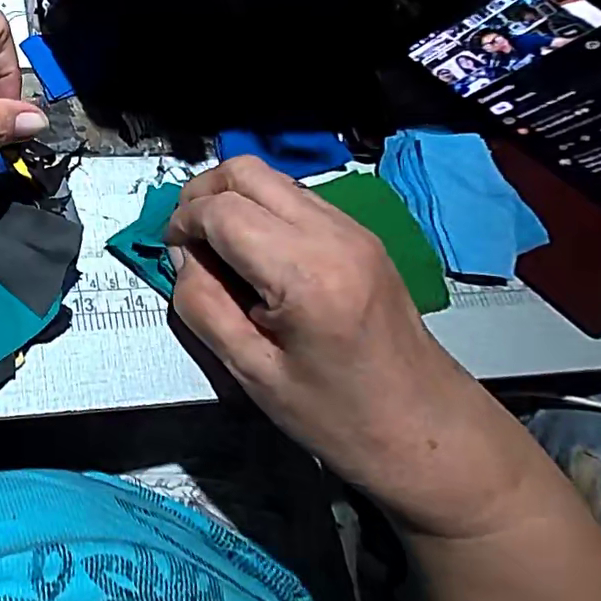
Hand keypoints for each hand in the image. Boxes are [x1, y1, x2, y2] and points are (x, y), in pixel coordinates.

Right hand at [166, 157, 557, 539]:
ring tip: (218, 246)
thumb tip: (185, 258)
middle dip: (202, 194)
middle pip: (245, 170)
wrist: (429, 430)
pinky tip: (255, 251)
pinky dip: (260, 208)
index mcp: (307, 274)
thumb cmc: (342, 418)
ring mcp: (352, 227)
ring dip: (232, 198)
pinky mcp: (360, 233)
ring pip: (270, 176)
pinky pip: (294, 196)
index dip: (183, 222)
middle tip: (188, 237)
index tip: (172, 250)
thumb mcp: (253, 374)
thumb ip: (203, 306)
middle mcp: (333, 233)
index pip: (222, 210)